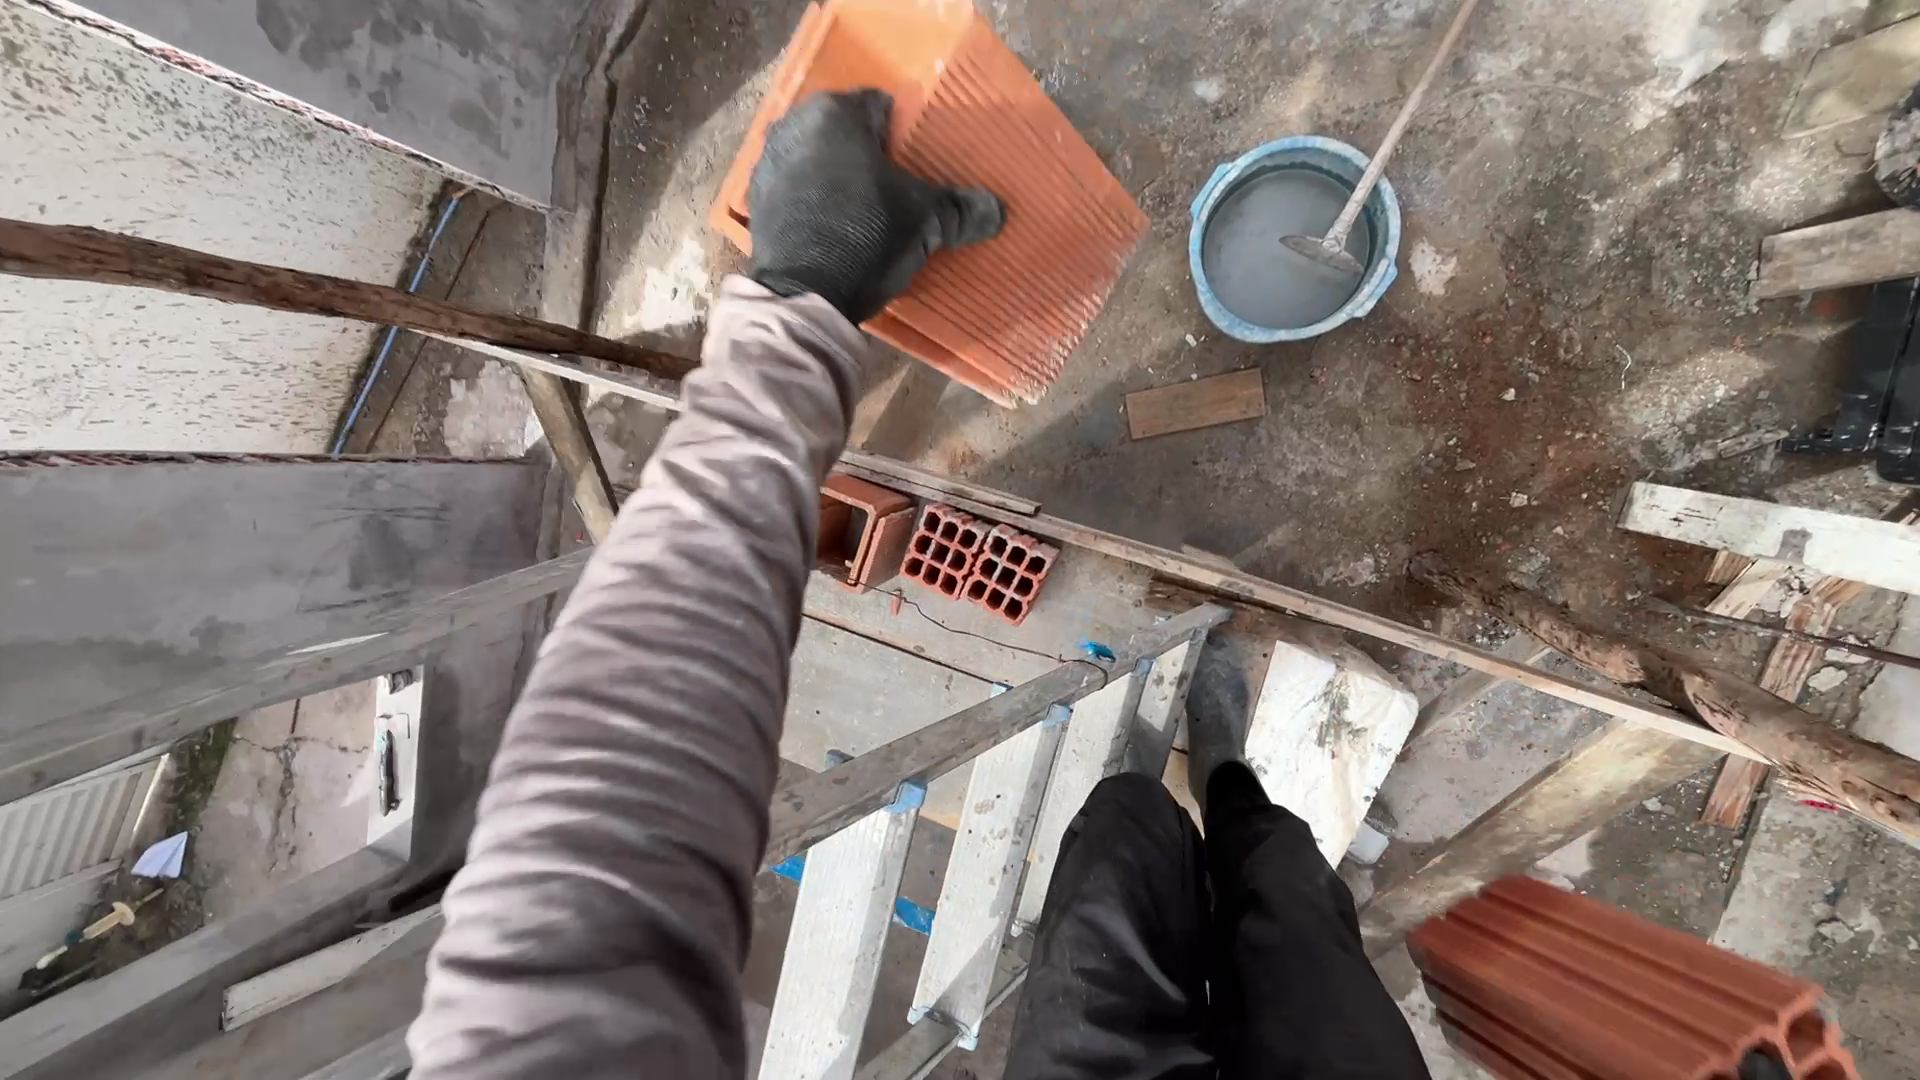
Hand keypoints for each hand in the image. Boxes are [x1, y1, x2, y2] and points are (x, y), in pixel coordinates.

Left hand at [748, 89, 1004, 323]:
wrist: (806, 294)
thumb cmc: (867, 238)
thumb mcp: (924, 222)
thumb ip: (960, 210)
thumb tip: (997, 210)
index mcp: (836, 112)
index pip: (882, 108)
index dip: (905, 136)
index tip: (918, 165)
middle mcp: (795, 124)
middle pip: (845, 133)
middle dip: (869, 157)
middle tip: (895, 191)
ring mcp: (769, 162)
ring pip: (817, 160)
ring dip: (838, 178)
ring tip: (865, 213)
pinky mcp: (756, 202)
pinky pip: (796, 190)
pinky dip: (814, 202)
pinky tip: (834, 230)